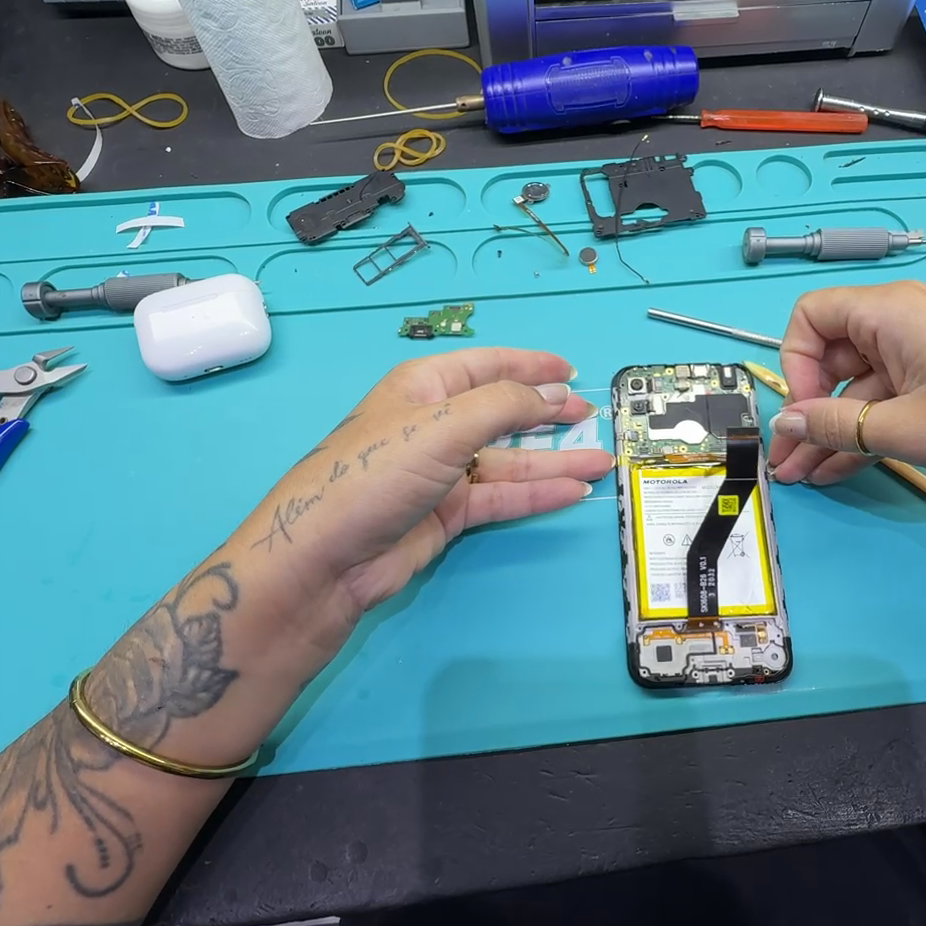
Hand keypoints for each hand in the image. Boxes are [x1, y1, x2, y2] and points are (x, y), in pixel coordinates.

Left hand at [228, 348, 609, 660]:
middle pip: (501, 413)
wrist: (325, 559)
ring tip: (600, 460)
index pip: (487, 366)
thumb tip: (551, 394)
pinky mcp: (446, 514)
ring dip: (553, 461)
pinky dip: (536, 494)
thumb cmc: (378, 474)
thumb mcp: (444, 426)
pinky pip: (501, 497)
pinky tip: (571, 491)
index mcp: (424, 388)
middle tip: (589, 416)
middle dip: (546, 413)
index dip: (530, 366)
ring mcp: (440, 472)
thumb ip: (504, 405)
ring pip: (509, 461)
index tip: (570, 372)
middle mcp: (434, 425)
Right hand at [767, 282, 925, 500]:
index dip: (795, 363)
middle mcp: (904, 321)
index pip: (812, 317)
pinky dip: (866, 431)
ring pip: (860, 388)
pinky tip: (839, 471)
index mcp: (890, 312)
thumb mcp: (905, 428)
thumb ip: (835, 425)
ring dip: (832, 432)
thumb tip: (783, 426)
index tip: (804, 412)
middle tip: (787, 462)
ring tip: (805, 477)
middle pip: (833, 358)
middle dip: (807, 412)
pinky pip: (890, 400)